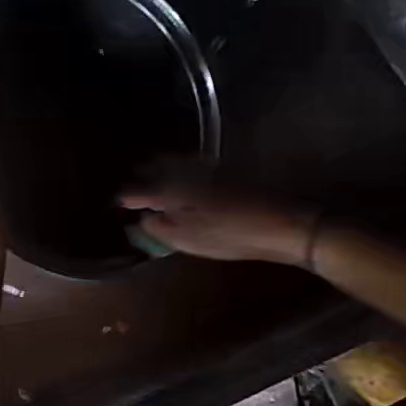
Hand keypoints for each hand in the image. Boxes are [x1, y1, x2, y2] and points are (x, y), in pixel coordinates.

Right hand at [118, 182, 321, 266]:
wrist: (288, 224)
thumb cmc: (233, 235)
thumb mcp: (190, 239)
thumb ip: (161, 229)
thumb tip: (144, 219)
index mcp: (176, 189)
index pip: (144, 191)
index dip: (129, 196)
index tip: (117, 200)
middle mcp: (190, 174)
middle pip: (161, 168)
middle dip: (145, 173)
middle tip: (133, 179)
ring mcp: (212, 172)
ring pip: (180, 165)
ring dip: (164, 167)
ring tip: (154, 172)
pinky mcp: (231, 175)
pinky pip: (196, 168)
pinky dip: (184, 170)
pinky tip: (187, 178)